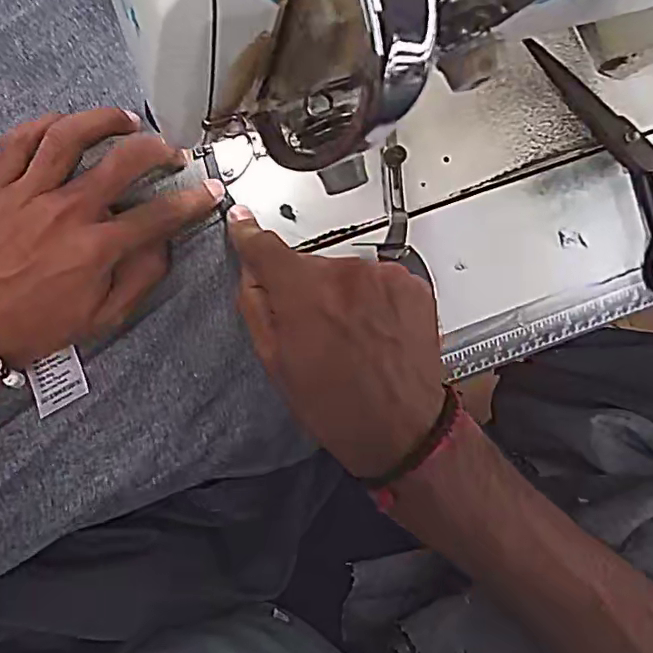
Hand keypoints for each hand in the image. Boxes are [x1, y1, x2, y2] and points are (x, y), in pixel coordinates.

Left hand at [0, 108, 222, 424]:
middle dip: (158, 150)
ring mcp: (29, 196)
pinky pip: (19, 141)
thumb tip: (164, 244)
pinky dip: (42, 124)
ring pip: (70, 136)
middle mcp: (66, 213)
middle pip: (124, 161)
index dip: (192, 201)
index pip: (158, 214)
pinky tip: (63, 124)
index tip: (206, 192)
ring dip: (103, 120)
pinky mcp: (0, 189)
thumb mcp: (102, 316)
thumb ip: (140, 278)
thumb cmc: (37, 325)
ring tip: (125, 121)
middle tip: (170, 153)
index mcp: (95, 250)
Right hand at [227, 205, 446, 478]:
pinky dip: (370, 297)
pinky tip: (371, 330)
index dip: (248, 234)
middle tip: (313, 328)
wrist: (401, 428)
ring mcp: (382, 277)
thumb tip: (249, 272)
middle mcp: (345, 276)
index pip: (265, 245)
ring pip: (342, 270)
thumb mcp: (275, 361)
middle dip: (303, 286)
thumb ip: (255, 305)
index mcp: (303, 293)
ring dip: (340, 293)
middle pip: (306, 262)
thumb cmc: (340, 406)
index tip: (242, 223)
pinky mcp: (410, 283)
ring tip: (349, 335)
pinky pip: (375, 278)